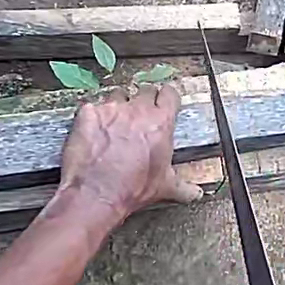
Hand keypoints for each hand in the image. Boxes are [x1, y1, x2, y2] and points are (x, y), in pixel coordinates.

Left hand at [55, 84, 202, 221]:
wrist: (97, 193)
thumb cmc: (133, 188)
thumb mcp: (164, 186)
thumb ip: (183, 186)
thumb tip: (196, 194)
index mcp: (161, 122)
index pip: (170, 94)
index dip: (166, 98)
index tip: (164, 104)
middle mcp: (138, 109)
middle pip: (145, 90)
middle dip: (143, 100)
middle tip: (139, 116)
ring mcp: (112, 109)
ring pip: (118, 95)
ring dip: (118, 106)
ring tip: (113, 123)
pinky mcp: (88, 113)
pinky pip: (91, 107)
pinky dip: (92, 116)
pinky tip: (92, 131)